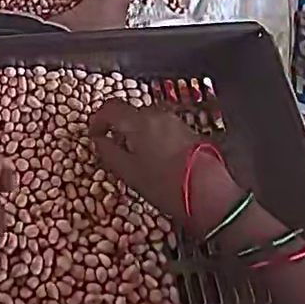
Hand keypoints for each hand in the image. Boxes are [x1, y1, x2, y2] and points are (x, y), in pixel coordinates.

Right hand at [87, 99, 285, 238]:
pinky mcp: (189, 132)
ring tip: (132, 155)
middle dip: (117, 126)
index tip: (93, 134)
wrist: (211, 196)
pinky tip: (153, 157)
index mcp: (138, 121)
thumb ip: (108, 151)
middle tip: (111, 146)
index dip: (97, 120)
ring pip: (146, 120)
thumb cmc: (164, 185)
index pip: (110, 108)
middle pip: (129, 112)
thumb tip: (98, 139)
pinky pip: (161, 127)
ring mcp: (175, 122)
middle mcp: (157, 115)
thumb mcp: (128, 172)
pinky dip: (151, 136)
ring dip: (135, 131)